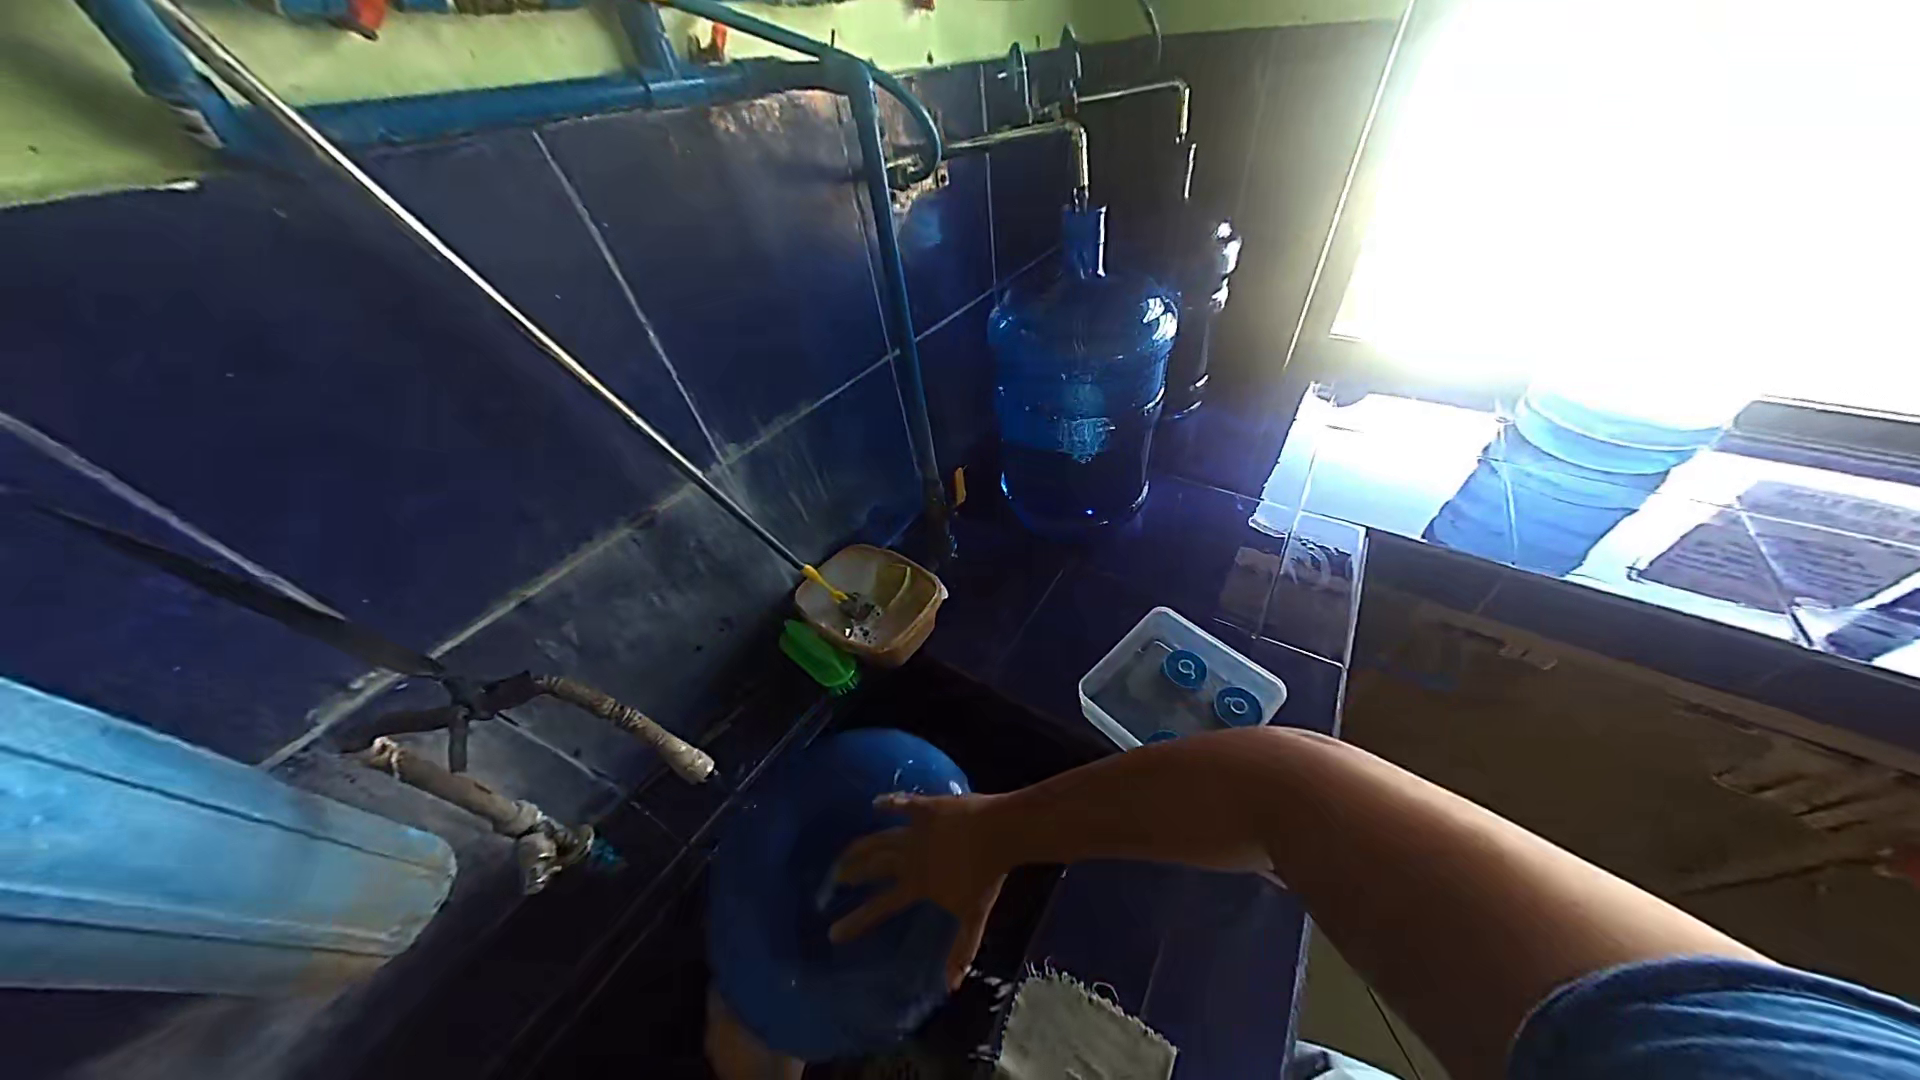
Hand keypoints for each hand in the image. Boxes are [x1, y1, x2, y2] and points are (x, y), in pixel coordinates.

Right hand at [829, 792, 1009, 990]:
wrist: (997, 832)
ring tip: (847, 850)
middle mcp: (909, 857)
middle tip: (835, 878)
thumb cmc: (986, 874)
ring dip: (863, 845)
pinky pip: (903, 804)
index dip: (857, 920)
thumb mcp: (974, 914)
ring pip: (882, 838)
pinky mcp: (926, 808)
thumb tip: (952, 986)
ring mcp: (916, 830)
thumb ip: (961, 948)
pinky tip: (876, 802)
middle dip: (853, 873)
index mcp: (917, 883)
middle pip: (874, 866)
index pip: (881, 906)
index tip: (833, 932)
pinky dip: (890, 802)